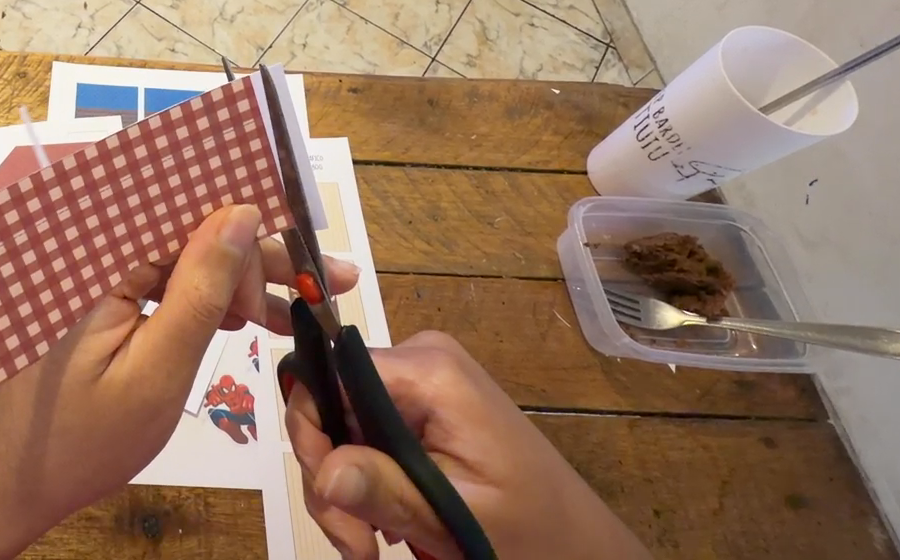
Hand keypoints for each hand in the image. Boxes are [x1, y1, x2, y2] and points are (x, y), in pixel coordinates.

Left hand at [0, 203, 357, 553]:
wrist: (18, 476)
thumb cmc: (86, 434)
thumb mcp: (158, 367)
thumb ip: (200, 289)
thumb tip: (242, 214)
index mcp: (108, 255)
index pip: (189, 212)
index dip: (252, 220)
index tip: (307, 238)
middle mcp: (106, 250)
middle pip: (195, 231)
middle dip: (261, 253)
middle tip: (329, 277)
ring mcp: (109, 275)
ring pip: (190, 257)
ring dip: (246, 276)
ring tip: (306, 298)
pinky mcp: (114, 300)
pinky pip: (173, 283)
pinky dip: (216, 298)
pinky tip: (257, 314)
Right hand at [286, 332, 649, 559]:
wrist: (588, 550)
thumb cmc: (536, 535)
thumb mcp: (458, 518)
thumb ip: (386, 490)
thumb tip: (322, 472)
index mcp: (426, 369)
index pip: (329, 374)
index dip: (311, 431)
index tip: (328, 499)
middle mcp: (416, 357)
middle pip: (331, 402)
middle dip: (329, 474)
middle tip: (355, 544)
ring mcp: (419, 379)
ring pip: (342, 422)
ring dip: (342, 485)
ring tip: (366, 545)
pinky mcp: (422, 402)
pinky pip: (366, 430)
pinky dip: (363, 477)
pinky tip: (382, 520)